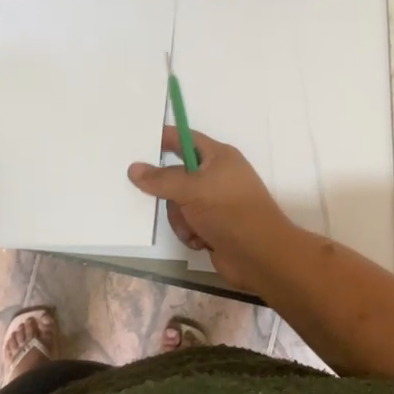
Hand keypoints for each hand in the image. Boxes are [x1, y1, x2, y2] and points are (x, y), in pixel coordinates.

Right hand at [128, 128, 293, 288]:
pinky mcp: (214, 225)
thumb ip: (160, 179)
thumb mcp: (191, 190)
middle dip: (170, 194)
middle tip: (162, 199)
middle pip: (177, 176)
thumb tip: (134, 168)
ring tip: (193, 228)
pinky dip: (190, 232)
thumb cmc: (228, 211)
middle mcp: (217, 176)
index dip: (164, 138)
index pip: (185, 138)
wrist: (259, 255)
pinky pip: (188, 223)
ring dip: (181, 219)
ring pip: (179, 204)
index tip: (138, 143)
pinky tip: (201, 241)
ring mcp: (216, 202)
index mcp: (218, 157)